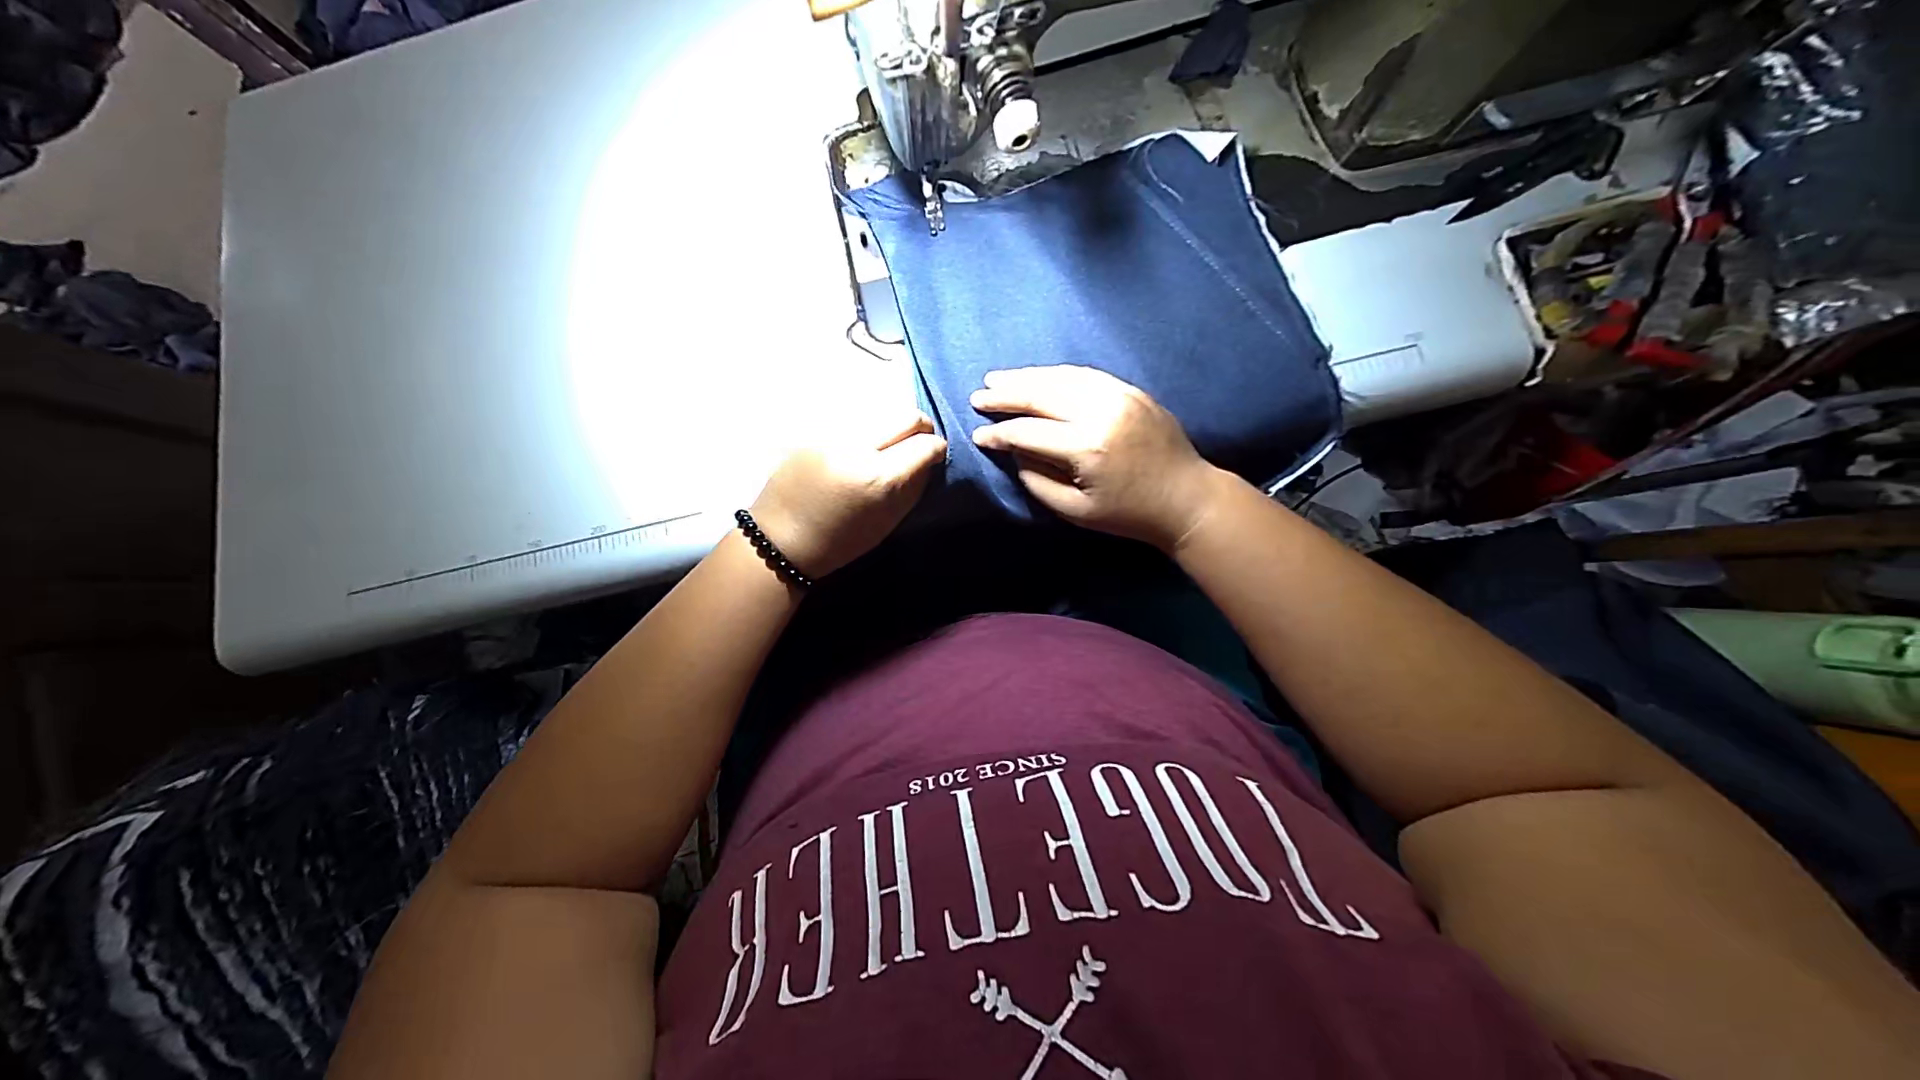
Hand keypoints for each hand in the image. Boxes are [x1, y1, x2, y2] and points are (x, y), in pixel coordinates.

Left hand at [748, 411, 946, 577]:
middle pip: (906, 415)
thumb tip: (930, 458)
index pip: (926, 444)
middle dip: (920, 428)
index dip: (937, 449)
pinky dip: (865, 431)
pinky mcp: (813, 430)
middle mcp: (856, 448)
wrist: (781, 539)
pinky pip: (853, 420)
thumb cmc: (840, 541)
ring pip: (880, 412)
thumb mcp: (887, 522)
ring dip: (890, 427)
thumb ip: (914, 486)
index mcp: (878, 479)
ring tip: (885, 448)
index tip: (934, 456)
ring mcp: (832, 435)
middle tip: (918, 444)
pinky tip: (858, 449)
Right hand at [971, 366, 1226, 550]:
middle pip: (1041, 394)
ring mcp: (1119, 396)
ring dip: (1027, 377)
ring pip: (1062, 377)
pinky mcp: (1131, 391)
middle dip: (1005, 395)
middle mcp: (1101, 412)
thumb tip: (1015, 451)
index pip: (1028, 432)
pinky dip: (1056, 374)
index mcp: (1087, 447)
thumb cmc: (1128, 514)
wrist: (1187, 498)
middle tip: (978, 396)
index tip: (978, 435)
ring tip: (999, 380)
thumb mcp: (1076, 511)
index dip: (999, 434)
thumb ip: (1038, 480)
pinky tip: (1038, 378)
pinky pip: (1086, 374)